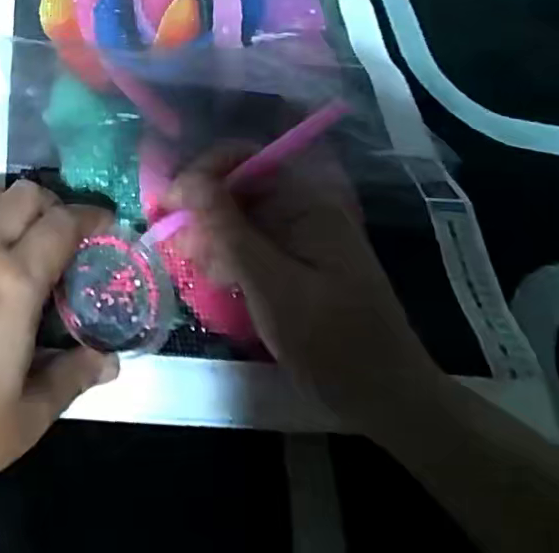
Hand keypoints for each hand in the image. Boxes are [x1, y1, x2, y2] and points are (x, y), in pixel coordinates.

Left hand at [0, 180, 117, 536]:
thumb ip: (74, 374)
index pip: (62, 223)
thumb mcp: (30, 414)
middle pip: (24, 194)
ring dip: (11, 205)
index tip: (107, 227)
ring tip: (22, 241)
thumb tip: (108, 359)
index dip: (91, 217)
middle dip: (54, 205)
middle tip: (67, 240)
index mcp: (15, 280)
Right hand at [158, 143, 444, 431]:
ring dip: (208, 237)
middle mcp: (298, 208)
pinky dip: (223, 255)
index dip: (200, 173)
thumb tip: (184, 182)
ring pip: (231, 214)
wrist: (387, 401)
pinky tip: (220, 281)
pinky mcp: (287, 258)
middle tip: (186, 252)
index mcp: (305, 202)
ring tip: (206, 273)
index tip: (170, 209)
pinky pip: (242, 240)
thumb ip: (228, 230)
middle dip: (201, 212)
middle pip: (231, 185)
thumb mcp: (273, 286)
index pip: (241, 157)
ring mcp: (293, 234)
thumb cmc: (334, 342)